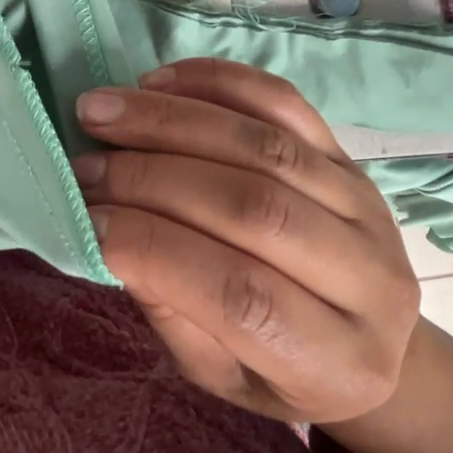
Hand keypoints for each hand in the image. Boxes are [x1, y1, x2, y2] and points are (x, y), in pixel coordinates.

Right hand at [73, 58, 419, 424]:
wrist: (365, 344)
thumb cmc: (274, 367)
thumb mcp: (216, 371)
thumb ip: (167, 307)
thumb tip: (102, 226)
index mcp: (335, 362)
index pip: (241, 294)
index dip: (151, 247)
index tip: (85, 217)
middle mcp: (368, 279)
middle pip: (253, 207)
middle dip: (148, 176)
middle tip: (84, 165)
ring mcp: (364, 206)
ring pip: (263, 145)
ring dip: (168, 120)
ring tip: (101, 112)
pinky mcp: (348, 154)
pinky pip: (284, 102)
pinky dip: (215, 80)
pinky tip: (156, 82)